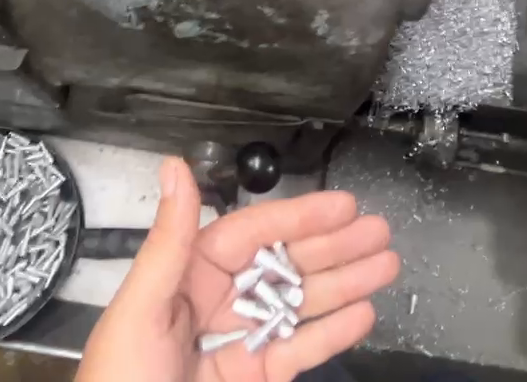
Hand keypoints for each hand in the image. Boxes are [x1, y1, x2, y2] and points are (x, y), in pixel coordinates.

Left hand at [78, 158, 399, 381]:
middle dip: (335, 246)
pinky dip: (333, 333)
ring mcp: (242, 343)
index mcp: (189, 275)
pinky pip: (301, 350)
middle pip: (286, 264)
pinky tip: (363, 313)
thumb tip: (174, 166)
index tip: (342, 204)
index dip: (300, 216)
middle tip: (380, 230)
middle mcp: (220, 302)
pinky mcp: (258, 380)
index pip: (254, 233)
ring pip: (301, 304)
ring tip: (387, 263)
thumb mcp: (140, 310)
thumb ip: (169, 241)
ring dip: (346, 283)